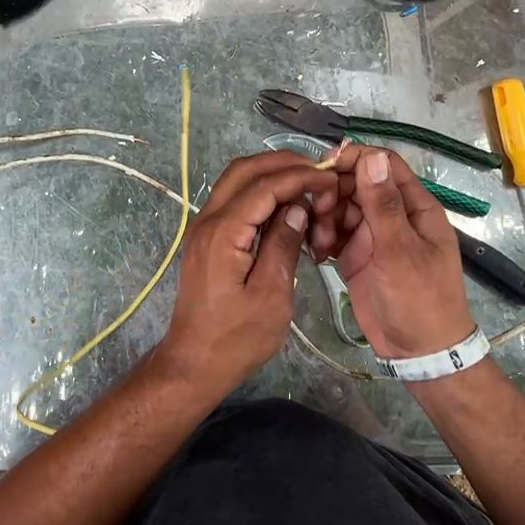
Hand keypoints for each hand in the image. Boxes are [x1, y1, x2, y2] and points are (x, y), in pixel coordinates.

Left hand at [153, 153, 337, 396]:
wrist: (194, 361)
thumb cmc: (237, 337)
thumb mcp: (272, 296)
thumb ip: (283, 246)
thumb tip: (297, 207)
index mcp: (224, 232)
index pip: (264, 186)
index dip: (299, 177)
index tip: (329, 178)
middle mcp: (207, 220)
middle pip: (243, 171)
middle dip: (281, 163)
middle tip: (317, 169)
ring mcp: (203, 228)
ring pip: (235, 182)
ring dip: (268, 174)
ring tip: (305, 181)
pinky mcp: (206, 239)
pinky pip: (232, 200)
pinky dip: (258, 192)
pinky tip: (283, 206)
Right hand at [328, 147, 476, 358]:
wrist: (418, 354)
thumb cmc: (420, 300)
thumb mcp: (400, 251)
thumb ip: (383, 205)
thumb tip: (371, 157)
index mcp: (414, 207)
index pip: (383, 164)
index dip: (355, 159)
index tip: (324, 168)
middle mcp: (392, 215)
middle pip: (355, 183)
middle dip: (333, 193)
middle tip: (319, 214)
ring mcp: (372, 235)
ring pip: (339, 207)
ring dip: (324, 218)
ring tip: (320, 243)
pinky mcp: (355, 254)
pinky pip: (332, 232)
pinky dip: (321, 238)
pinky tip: (317, 254)